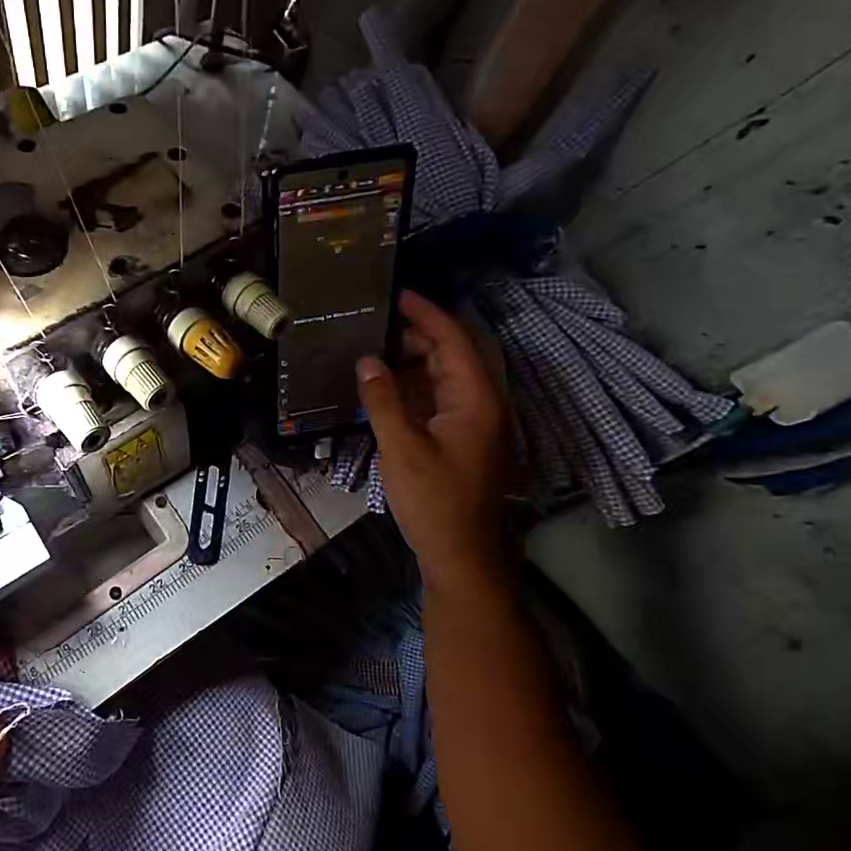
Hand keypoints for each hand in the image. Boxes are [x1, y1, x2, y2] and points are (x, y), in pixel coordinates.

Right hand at [356, 291, 509, 582]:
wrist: (460, 555)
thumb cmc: (434, 501)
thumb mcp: (401, 448)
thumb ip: (383, 400)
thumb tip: (368, 361)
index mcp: (476, 400)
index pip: (454, 341)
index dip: (427, 315)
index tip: (398, 296)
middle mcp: (482, 405)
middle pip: (451, 357)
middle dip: (415, 339)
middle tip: (374, 330)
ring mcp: (473, 425)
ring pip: (443, 380)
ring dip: (412, 366)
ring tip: (373, 355)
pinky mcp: (462, 442)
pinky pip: (438, 403)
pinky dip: (413, 392)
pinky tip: (384, 391)